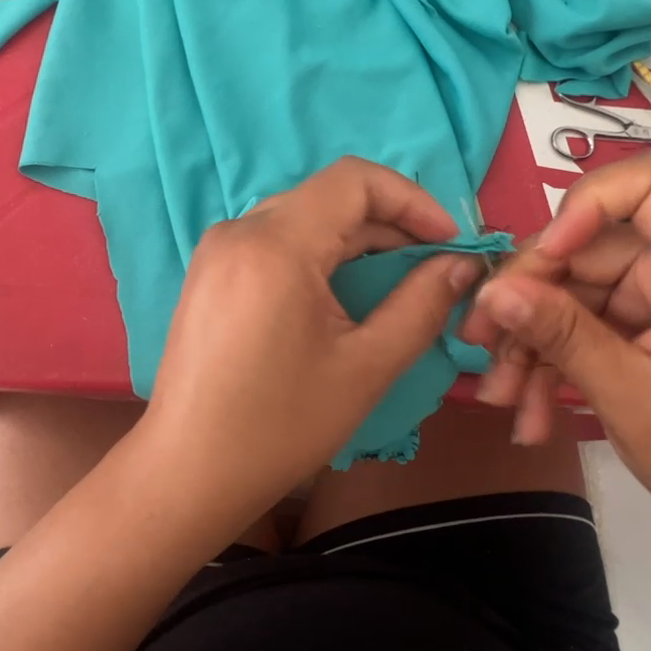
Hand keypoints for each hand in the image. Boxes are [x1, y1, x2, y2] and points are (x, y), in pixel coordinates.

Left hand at [140, 157, 484, 517]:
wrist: (189, 471)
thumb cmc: (280, 425)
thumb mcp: (365, 367)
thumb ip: (420, 305)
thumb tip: (461, 265)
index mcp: (275, 244)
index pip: (354, 180)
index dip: (412, 199)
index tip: (449, 241)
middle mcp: (238, 231)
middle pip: (328, 197)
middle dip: (390, 222)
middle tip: (435, 264)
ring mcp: (217, 250)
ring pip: (302, 218)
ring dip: (355, 239)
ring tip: (399, 278)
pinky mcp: (209, 273)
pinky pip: (274, 241)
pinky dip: (319, 253)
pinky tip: (344, 291)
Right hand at [460, 151, 650, 560]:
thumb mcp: (634, 400)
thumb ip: (563, 336)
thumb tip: (492, 292)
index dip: (589, 203)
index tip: (545, 257)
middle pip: (590, 249)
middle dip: (529, 298)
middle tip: (479, 343)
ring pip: (577, 297)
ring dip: (532, 344)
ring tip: (499, 396)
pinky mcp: (650, 339)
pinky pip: (588, 333)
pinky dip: (555, 368)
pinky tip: (530, 414)